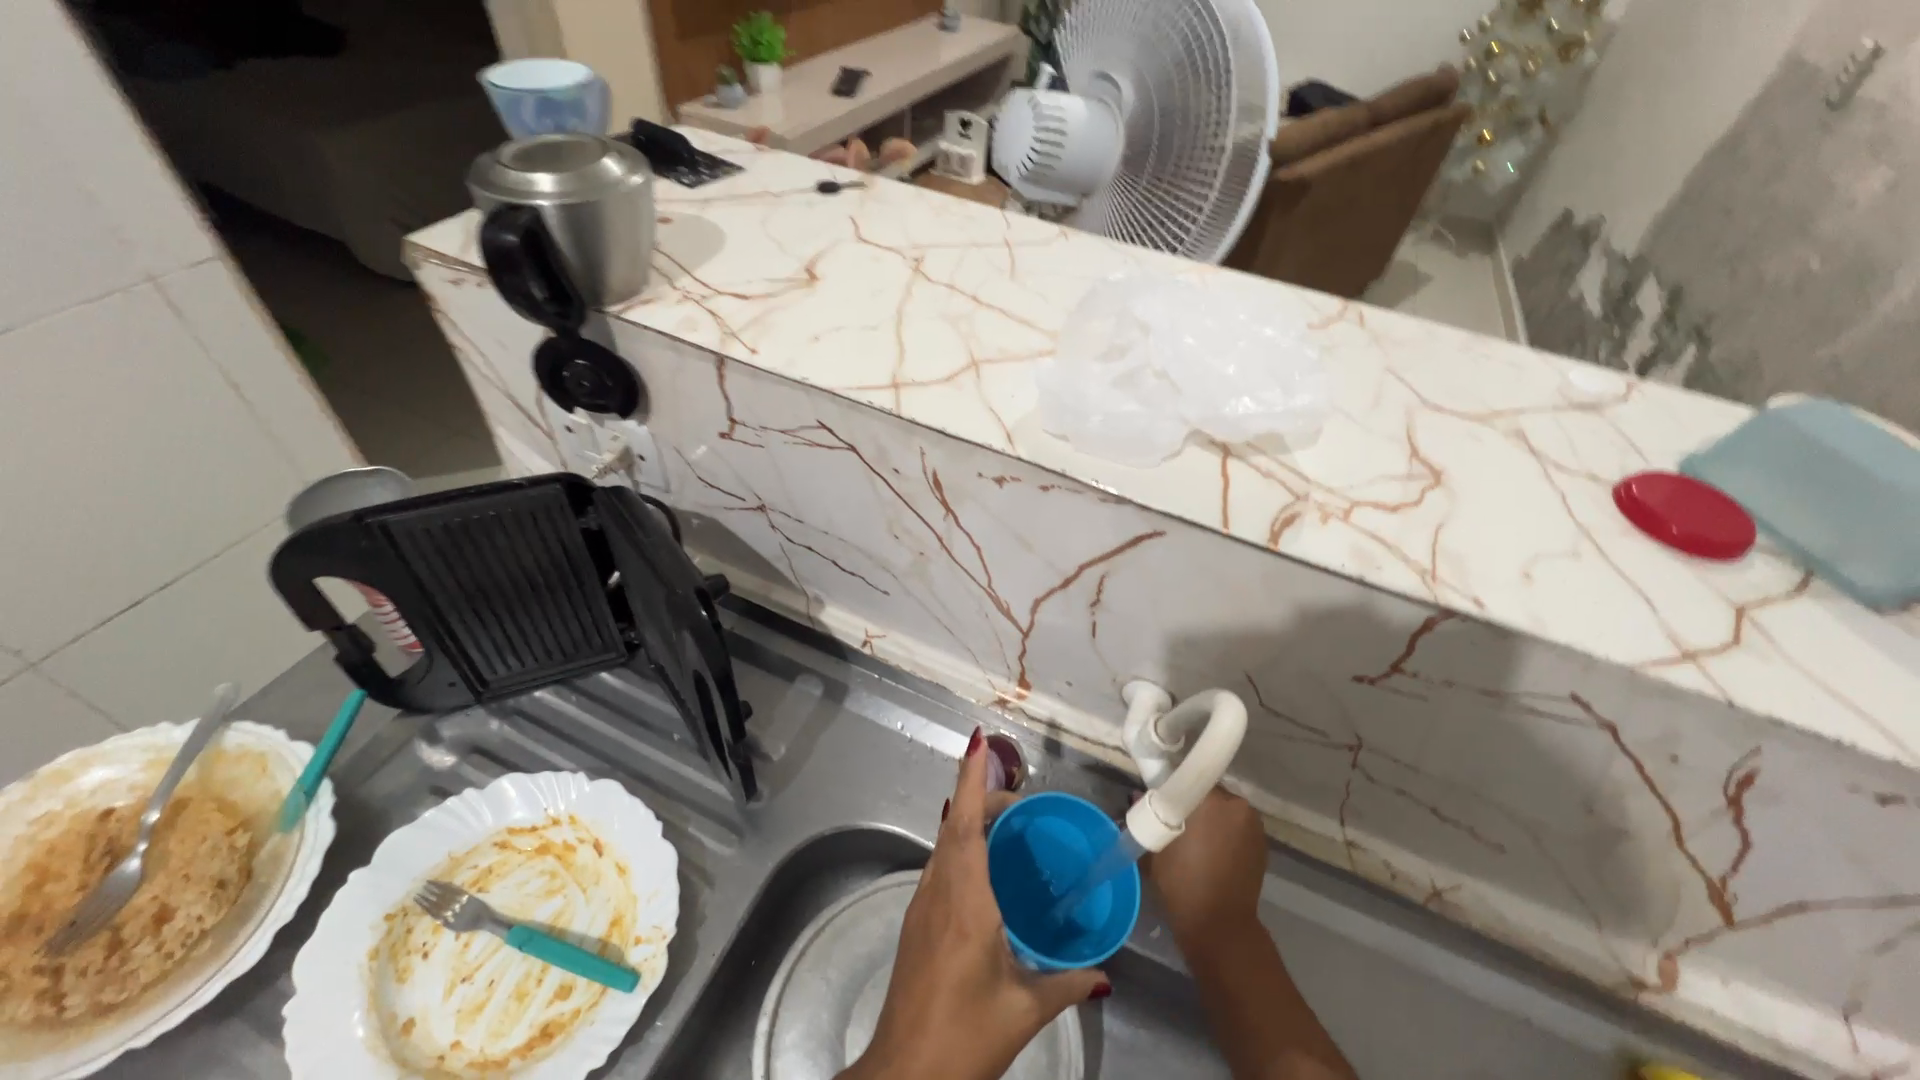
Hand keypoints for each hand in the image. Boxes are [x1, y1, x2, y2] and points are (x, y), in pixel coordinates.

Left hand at [840, 730, 1107, 1079]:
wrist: (902, 1074)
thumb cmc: (963, 1038)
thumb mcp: (1023, 1011)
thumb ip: (1066, 984)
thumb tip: (1102, 974)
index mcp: (965, 905)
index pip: (966, 827)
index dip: (972, 780)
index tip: (978, 742)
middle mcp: (937, 894)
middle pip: (953, 827)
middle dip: (979, 794)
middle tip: (1018, 787)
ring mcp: (921, 908)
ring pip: (943, 846)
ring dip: (968, 820)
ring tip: (1005, 816)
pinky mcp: (916, 925)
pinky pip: (939, 868)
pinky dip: (960, 848)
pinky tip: (983, 864)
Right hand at [1142, 788, 1266, 947]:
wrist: (1220, 926)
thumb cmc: (1182, 883)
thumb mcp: (1155, 848)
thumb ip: (1148, 816)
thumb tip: (1138, 796)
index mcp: (1212, 800)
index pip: (1190, 778)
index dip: (1174, 786)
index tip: (1162, 798)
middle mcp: (1238, 806)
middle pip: (1210, 793)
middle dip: (1194, 804)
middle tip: (1176, 822)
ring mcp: (1255, 826)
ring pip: (1225, 811)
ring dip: (1211, 819)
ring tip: (1194, 841)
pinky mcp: (1262, 846)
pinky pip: (1237, 828)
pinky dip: (1225, 834)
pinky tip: (1211, 854)